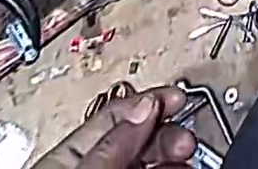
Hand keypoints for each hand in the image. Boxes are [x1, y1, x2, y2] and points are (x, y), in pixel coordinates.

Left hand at [37, 87, 196, 168]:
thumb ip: (113, 142)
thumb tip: (147, 102)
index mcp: (69, 154)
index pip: (117, 113)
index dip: (151, 99)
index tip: (180, 97)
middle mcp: (89, 165)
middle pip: (137, 136)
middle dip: (166, 132)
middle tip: (186, 140)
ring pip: (146, 159)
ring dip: (171, 155)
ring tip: (188, 159)